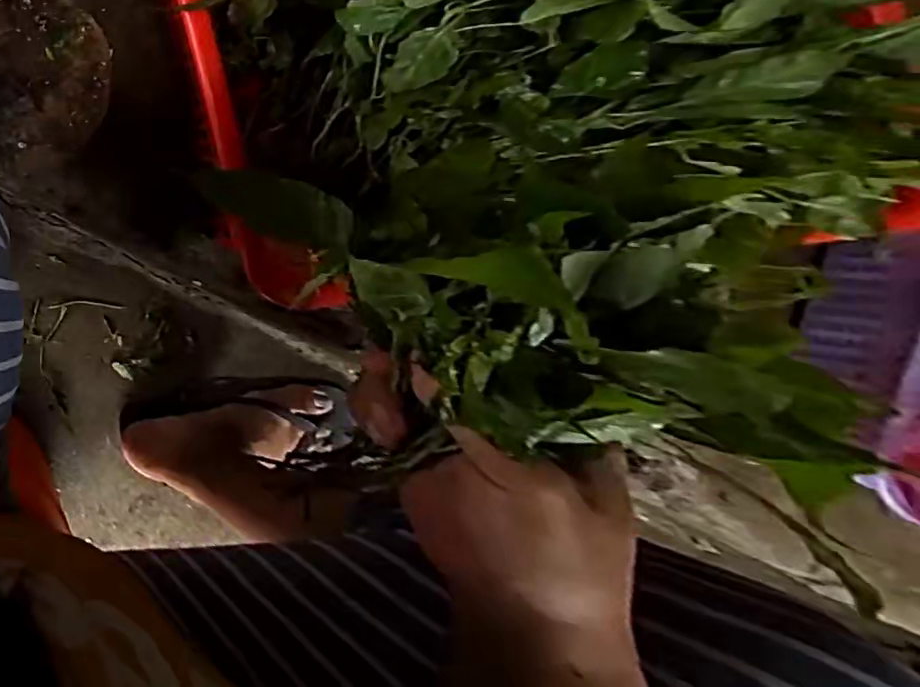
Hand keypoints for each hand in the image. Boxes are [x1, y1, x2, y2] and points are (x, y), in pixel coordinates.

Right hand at [352, 350, 642, 684]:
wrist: (516, 614)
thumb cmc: (553, 552)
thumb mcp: (528, 483)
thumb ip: (473, 418)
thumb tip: (417, 360)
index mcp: (542, 405)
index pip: (497, 344)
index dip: (455, 323)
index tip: (414, 309)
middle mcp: (491, 403)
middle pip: (435, 353)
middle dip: (403, 352)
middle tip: (381, 365)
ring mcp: (448, 423)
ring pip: (400, 377)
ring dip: (382, 386)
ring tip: (385, 421)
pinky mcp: (412, 444)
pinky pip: (380, 409)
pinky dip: (371, 411)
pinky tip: (380, 432)